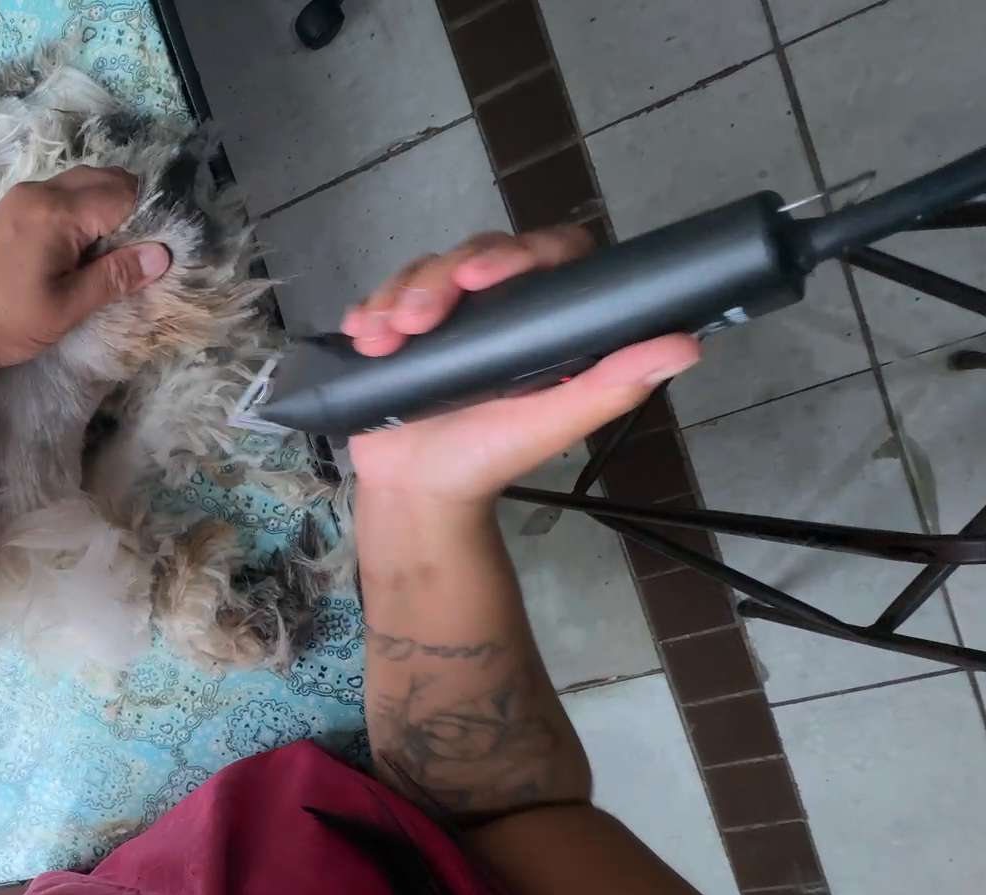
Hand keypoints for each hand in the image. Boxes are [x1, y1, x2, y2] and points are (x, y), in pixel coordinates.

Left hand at [0, 165, 172, 379]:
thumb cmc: (7, 323)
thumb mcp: (67, 308)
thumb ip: (115, 277)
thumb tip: (162, 255)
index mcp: (57, 211)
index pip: (123, 192)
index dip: (142, 220)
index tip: (143, 255)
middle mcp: (39, 192)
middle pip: (103, 179)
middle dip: (124, 211)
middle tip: (121, 259)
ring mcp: (19, 198)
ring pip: (79, 185)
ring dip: (99, 212)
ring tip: (95, 260)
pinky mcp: (7, 212)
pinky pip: (56, 197)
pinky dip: (74, 214)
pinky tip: (68, 254)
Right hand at [341, 226, 701, 507]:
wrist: (415, 492)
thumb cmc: (485, 460)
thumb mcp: (548, 426)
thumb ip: (608, 387)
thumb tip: (685, 345)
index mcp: (539, 322)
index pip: (542, 258)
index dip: (516, 252)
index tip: (481, 277)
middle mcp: (489, 312)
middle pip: (467, 257)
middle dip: (434, 281)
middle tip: (414, 323)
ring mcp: (437, 322)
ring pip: (417, 275)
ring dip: (393, 298)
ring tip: (380, 341)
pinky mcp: (393, 337)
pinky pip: (377, 304)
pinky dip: (364, 312)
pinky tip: (358, 335)